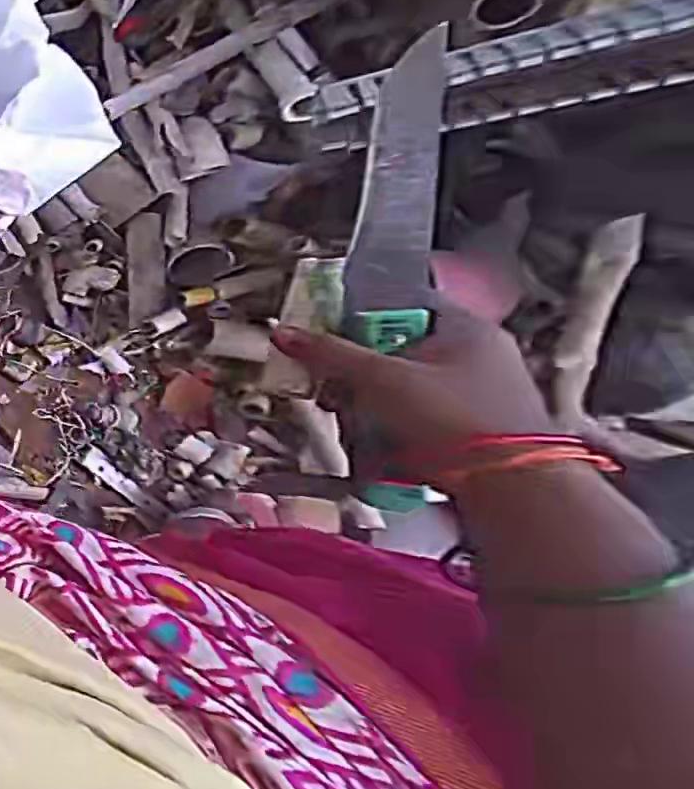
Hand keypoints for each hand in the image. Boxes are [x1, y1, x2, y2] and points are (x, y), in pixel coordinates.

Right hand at [271, 303, 555, 453]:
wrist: (505, 485)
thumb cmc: (448, 416)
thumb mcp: (378, 377)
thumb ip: (328, 352)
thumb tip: (282, 333)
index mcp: (466, 329)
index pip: (398, 303)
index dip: (356, 313)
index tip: (322, 329)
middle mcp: (474, 353)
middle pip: (391, 342)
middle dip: (352, 361)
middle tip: (326, 374)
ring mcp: (471, 389)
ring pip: (396, 375)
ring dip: (360, 389)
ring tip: (340, 404)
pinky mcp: (462, 419)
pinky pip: (407, 402)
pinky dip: (380, 410)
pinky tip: (363, 423)